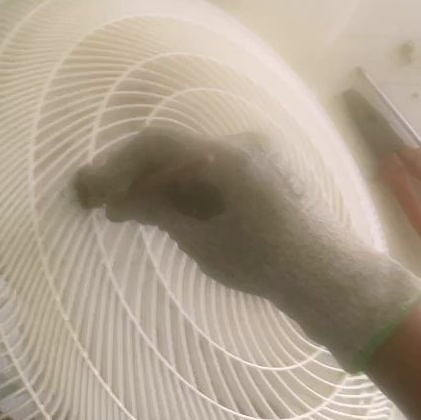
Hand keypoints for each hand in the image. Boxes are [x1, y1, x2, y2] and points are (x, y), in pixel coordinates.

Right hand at [75, 125, 420, 369]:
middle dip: (131, 174)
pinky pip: (209, 168)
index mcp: (227, 156)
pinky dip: (182, 185)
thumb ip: (156, 211)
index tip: (92, 191)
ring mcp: (255, 153)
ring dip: (155, 181)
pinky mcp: (262, 168)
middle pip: (170, 149)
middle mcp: (241, 142)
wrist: (328, 277)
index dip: (116, 165)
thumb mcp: (201, 240)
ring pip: (188, 159)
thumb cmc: (264, 263)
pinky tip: (167, 210)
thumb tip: (114, 202)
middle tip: (100, 200)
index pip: (156, 144)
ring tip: (128, 212)